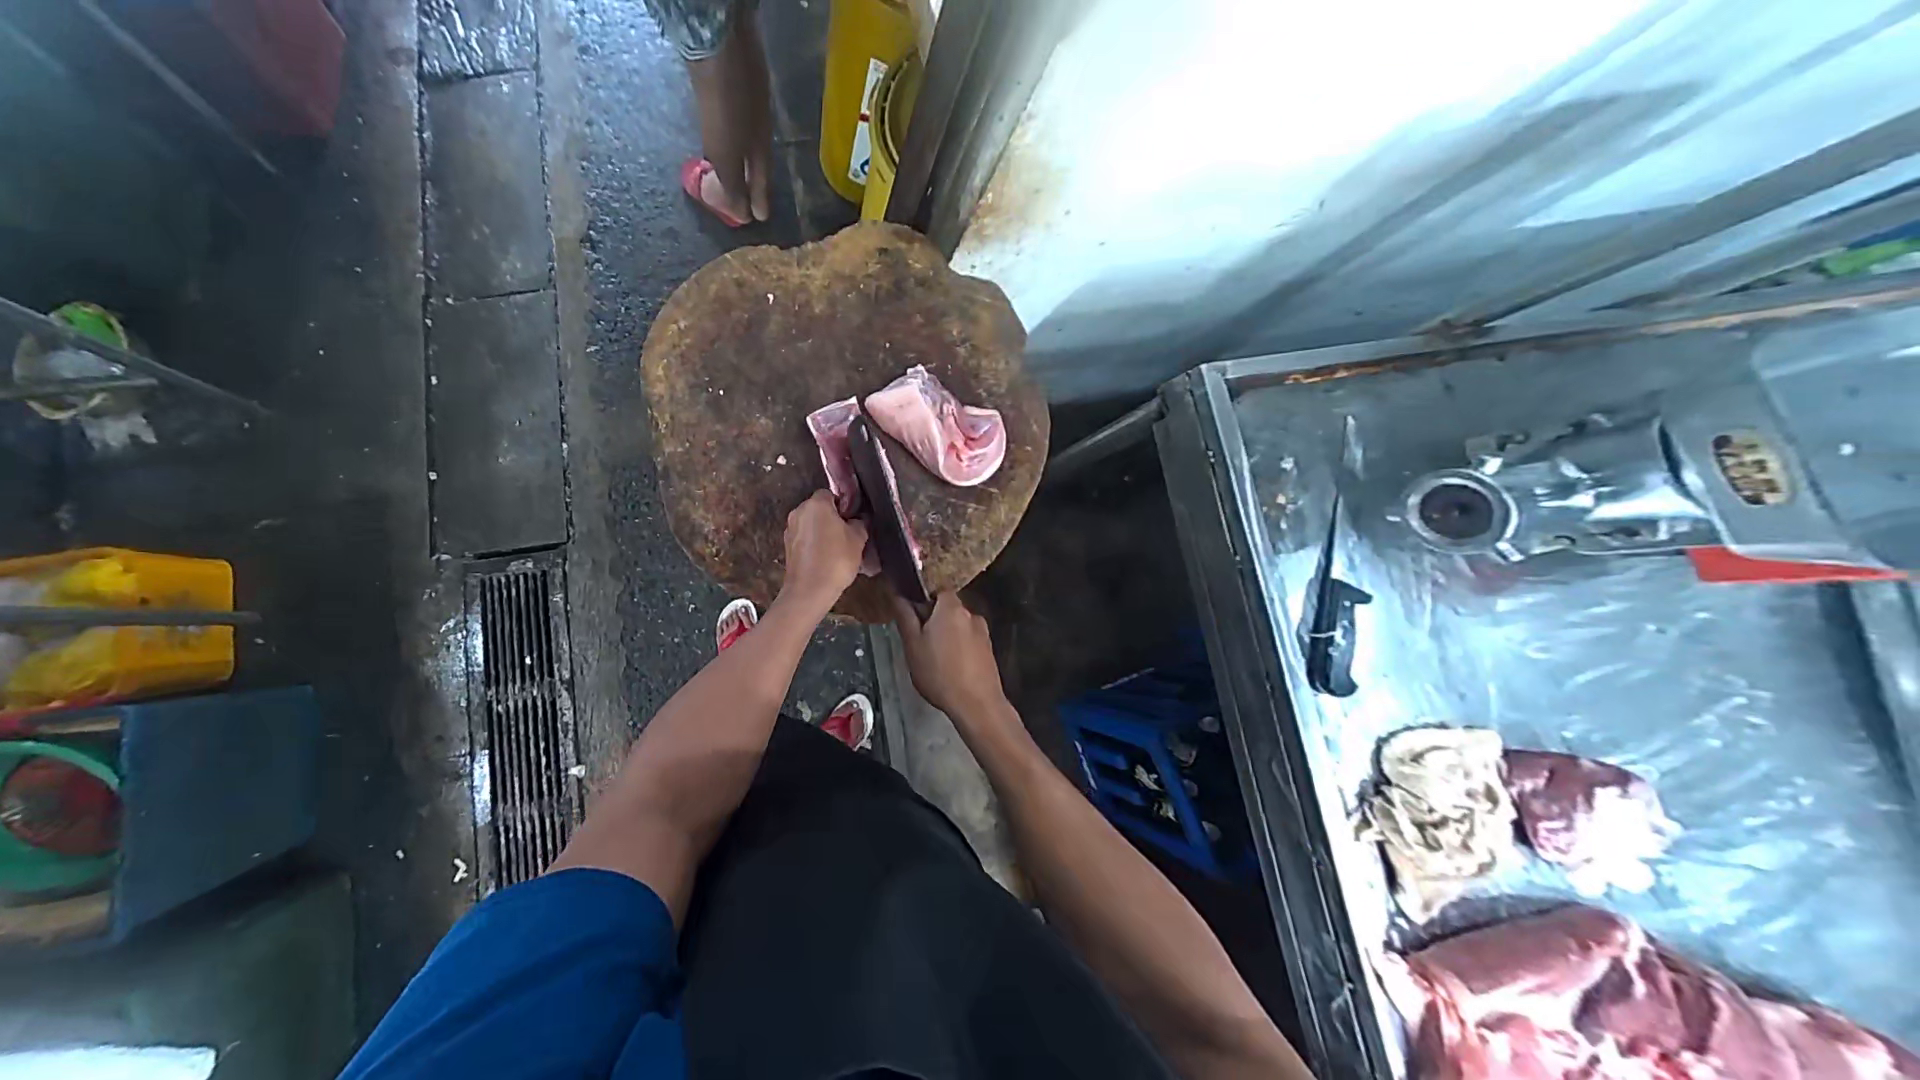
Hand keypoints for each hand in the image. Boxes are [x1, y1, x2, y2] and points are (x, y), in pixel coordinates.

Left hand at [778, 490, 868, 613]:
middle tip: (848, 534)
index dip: (843, 505)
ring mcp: (790, 530)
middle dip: (832, 518)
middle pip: (818, 509)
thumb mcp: (858, 539)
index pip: (830, 494)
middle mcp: (799, 512)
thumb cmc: (836, 560)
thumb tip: (856, 521)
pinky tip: (825, 558)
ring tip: (837, 549)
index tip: (852, 519)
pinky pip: (804, 539)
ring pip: (810, 524)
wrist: (810, 590)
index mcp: (816, 504)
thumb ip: (859, 524)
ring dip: (822, 531)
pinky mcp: (787, 547)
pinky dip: (813, 544)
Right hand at [891, 592, 1011, 725]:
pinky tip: (950, 668)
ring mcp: (983, 633)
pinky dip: (958, 649)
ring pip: (958, 627)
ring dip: (946, 636)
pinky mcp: (988, 650)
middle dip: (933, 621)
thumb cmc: (939, 673)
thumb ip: (905, 615)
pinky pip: (968, 642)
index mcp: (951, 607)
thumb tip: (897, 593)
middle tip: (919, 643)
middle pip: (947, 609)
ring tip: (934, 660)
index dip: (922, 601)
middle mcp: (971, 614)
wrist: (976, 704)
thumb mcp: (912, 644)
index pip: (936, 590)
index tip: (911, 618)